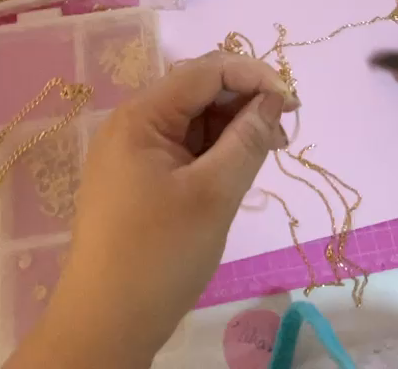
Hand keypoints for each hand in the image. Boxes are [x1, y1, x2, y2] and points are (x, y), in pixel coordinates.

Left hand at [21, 51, 295, 368]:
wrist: (104, 327)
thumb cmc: (159, 256)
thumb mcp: (213, 195)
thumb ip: (247, 140)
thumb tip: (273, 100)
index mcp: (141, 115)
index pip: (206, 70)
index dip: (253, 76)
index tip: (293, 103)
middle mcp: (132, 123)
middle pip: (197, 90)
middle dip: (244, 101)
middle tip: (285, 131)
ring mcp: (132, 151)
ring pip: (192, 119)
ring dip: (232, 126)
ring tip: (269, 150)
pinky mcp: (136, 177)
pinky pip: (183, 146)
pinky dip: (214, 149)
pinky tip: (239, 165)